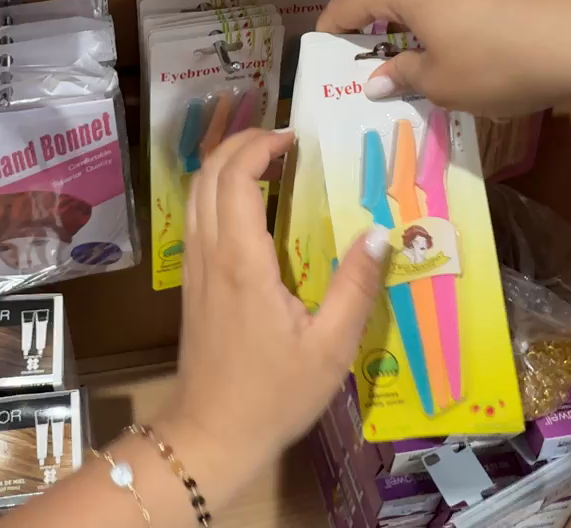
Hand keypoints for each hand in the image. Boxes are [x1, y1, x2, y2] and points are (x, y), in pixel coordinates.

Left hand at [153, 129, 389, 500]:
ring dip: (224, 162)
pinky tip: (246, 200)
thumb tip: (380, 231)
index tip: (293, 138)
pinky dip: (216, 187)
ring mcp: (194, 262)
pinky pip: (196, 213)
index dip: (259, 145)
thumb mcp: (330, 348)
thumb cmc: (274, 393)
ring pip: (197, 190)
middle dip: (240, 142)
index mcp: (242, 259)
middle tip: (280, 137)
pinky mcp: (191, 277)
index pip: (237, 177)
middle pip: (209, 172)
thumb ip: (355, 286)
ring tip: (265, 157)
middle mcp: (209, 250)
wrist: (212, 432)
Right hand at [317, 0, 570, 116]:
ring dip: (412, 21)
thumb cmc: (500, 61)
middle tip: (367, 59)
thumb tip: (377, 80)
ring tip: (415, 55)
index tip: (321, 46)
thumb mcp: (444, 83)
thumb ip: (404, 76)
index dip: (331, 26)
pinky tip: (463, 43)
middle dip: (372, 25)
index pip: (350, 2)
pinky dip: (446, 16)